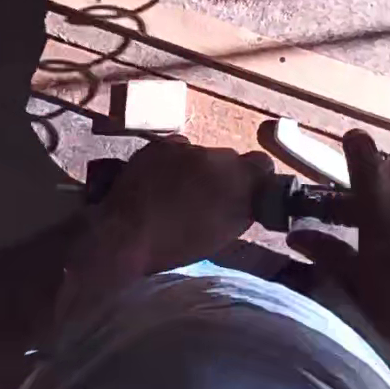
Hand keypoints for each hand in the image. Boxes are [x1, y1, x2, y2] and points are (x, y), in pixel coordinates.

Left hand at [78, 139, 274, 278]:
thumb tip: (248, 197)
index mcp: (240, 180)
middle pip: (229, 159)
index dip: (254, 178)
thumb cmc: (178, 244)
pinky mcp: (160, 145)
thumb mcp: (223, 232)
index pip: (262, 165)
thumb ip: (242, 208)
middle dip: (221, 175)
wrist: (127, 233)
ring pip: (200, 154)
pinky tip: (160, 180)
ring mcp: (187, 148)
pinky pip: (176, 149)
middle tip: (205, 197)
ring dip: (195, 168)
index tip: (244, 191)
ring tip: (176, 191)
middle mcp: (218, 157)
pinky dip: (172, 162)